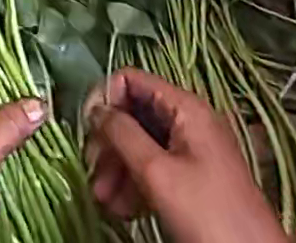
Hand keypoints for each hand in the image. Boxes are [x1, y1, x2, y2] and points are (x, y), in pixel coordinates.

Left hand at [0, 99, 44, 242]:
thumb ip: (0, 129)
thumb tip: (37, 103)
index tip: (25, 74)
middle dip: (14, 114)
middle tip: (46, 99)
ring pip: (1, 149)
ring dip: (24, 142)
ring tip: (52, 123)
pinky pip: (10, 177)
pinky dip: (26, 168)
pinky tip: (46, 157)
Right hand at [85, 70, 286, 242]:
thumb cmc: (208, 215)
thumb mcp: (158, 172)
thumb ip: (122, 134)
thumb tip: (95, 109)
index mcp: (184, 107)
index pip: (131, 80)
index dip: (105, 99)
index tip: (88, 130)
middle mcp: (187, 121)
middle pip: (134, 113)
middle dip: (109, 141)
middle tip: (92, 171)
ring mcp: (192, 151)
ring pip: (141, 143)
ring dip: (117, 167)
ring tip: (103, 199)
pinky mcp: (193, 180)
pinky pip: (154, 168)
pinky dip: (134, 183)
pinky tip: (121, 208)